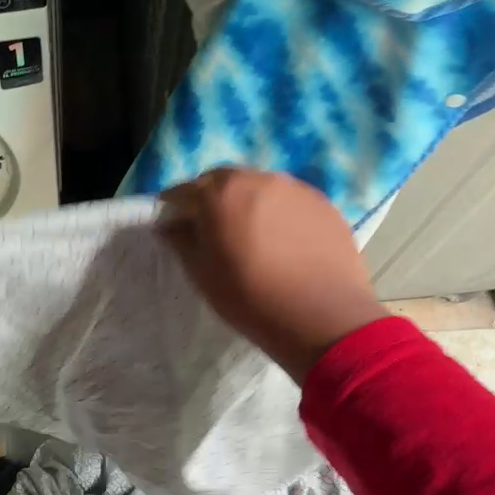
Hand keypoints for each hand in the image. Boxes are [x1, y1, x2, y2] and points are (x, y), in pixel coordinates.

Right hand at [159, 168, 386, 382]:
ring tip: (252, 237)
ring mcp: (295, 188)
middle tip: (213, 232)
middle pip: (224, 181)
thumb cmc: (249, 296)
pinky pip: (289, 201)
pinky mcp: (324, 203)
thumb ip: (181, 241)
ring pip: (259, 188)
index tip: (174, 228)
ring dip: (248, 204)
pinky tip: (283, 243)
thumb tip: (171, 225)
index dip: (174, 210)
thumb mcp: (202, 274)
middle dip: (212, 200)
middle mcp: (257, 178)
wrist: (322, 317)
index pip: (183, 191)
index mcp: (220, 192)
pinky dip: (279, 214)